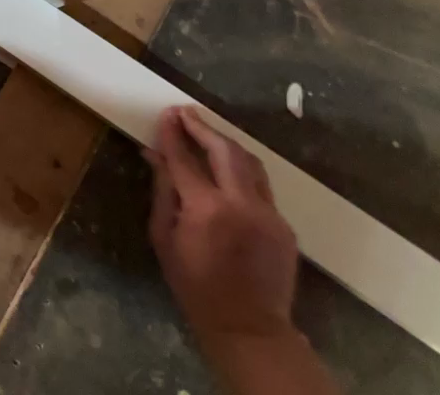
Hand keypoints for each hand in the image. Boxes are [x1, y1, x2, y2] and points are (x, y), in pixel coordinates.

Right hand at [145, 106, 298, 345]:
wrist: (248, 326)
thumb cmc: (194, 284)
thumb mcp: (164, 237)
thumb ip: (163, 191)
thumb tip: (155, 155)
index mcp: (207, 209)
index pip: (185, 159)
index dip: (173, 134)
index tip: (165, 114)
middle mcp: (242, 204)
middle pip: (225, 150)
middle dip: (203, 128)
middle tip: (185, 114)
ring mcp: (269, 214)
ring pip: (251, 164)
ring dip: (227, 144)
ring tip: (208, 133)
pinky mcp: (285, 226)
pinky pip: (261, 188)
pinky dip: (241, 173)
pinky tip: (227, 173)